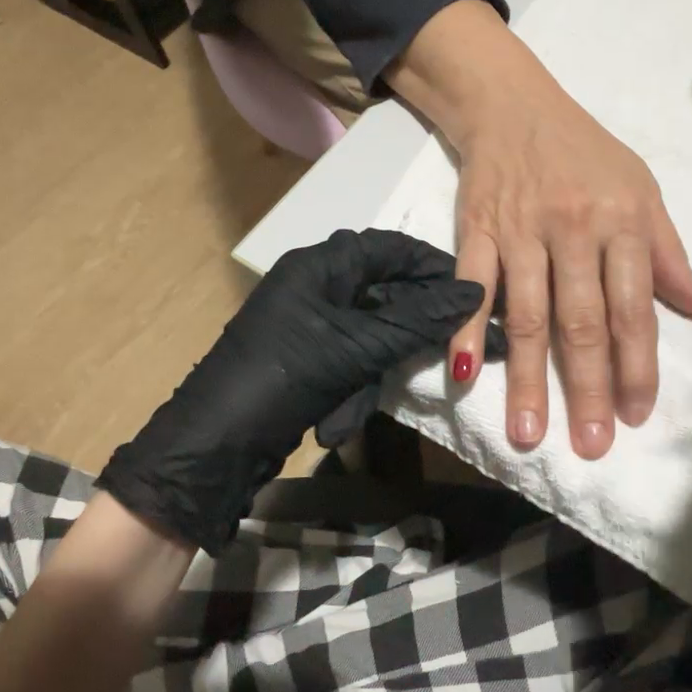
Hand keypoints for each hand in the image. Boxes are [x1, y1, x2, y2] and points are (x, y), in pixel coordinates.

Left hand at [98, 229, 485, 554]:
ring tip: (380, 393)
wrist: (216, 443)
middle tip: (453, 345)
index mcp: (318, 266)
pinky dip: (353, 391)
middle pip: (383, 291)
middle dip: (411, 327)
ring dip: (376, 370)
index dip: (433, 265)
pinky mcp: (305, 360)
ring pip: (369, 333)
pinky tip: (340, 419)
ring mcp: (307, 324)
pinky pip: (349, 362)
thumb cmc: (284, 377)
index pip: (389, 248)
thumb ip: (417, 321)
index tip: (475, 290)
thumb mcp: (357, 347)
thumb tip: (474, 294)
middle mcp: (313, 286)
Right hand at [451, 91, 691, 458]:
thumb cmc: (585, 154)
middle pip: (583, 320)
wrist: (513, 105)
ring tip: (528, 432)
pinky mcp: (476, 229)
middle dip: (588, 386)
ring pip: (528, 313)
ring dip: (528, 376)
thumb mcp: (641, 189)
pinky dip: (467, 327)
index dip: (637, 365)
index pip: (634, 307)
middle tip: (590, 444)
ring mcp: (521, 231)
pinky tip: (465, 372)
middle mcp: (574, 229)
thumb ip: (665, 251)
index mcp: (622, 221)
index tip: (636, 416)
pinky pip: (472, 284)